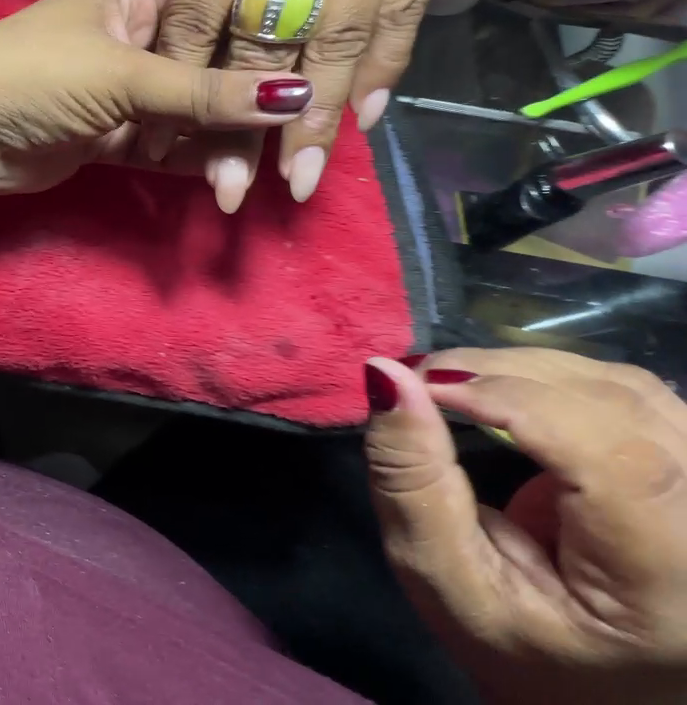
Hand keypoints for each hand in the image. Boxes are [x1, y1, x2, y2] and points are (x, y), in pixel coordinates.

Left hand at [0, 0, 313, 197]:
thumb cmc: (31, 77)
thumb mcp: (121, 74)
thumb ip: (205, 89)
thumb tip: (297, 95)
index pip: (218, 8)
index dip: (268, 41)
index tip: (320, 77)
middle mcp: (132, 38)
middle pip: (211, 68)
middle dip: (246, 110)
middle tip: (292, 151)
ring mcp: (119, 90)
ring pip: (190, 114)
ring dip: (220, 147)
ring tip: (247, 184)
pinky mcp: (107, 135)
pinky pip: (163, 146)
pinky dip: (191, 163)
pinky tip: (229, 182)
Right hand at [363, 350, 686, 704]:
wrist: (599, 681)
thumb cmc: (514, 643)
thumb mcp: (441, 577)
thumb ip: (411, 481)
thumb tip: (386, 374)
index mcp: (669, 582)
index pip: (616, 457)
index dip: (514, 401)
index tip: (420, 385)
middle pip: (622, 407)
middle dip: (502, 374)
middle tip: (417, 380)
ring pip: (630, 387)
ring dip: (525, 370)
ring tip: (451, 385)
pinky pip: (638, 397)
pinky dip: (555, 379)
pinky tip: (503, 395)